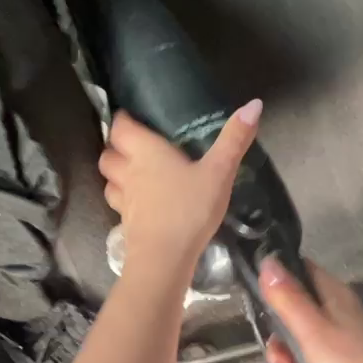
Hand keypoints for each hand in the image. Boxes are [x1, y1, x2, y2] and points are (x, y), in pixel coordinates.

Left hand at [98, 100, 261, 281]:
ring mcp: (124, 200)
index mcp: (146, 153)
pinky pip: (118, 204)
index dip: (123, 120)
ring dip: (116, 174)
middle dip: (116, 147)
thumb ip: (234, 139)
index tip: (133, 117)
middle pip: (108, 154)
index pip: (121, 127)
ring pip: (109, 180)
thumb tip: (254, 104)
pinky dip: (124, 199)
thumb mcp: (219, 172)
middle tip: (134, 146)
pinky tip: (141, 204)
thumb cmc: (190, 209)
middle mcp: (129, 172)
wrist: (164, 259)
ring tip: (134, 174)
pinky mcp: (126, 224)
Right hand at [257, 257, 362, 362]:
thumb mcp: (311, 330)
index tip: (266, 311)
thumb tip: (267, 260)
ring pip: (301, 348)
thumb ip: (287, 297)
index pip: (298, 272)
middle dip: (282, 349)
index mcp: (331, 295)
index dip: (277, 285)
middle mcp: (337, 312)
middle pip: (293, 319)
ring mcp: (342, 339)